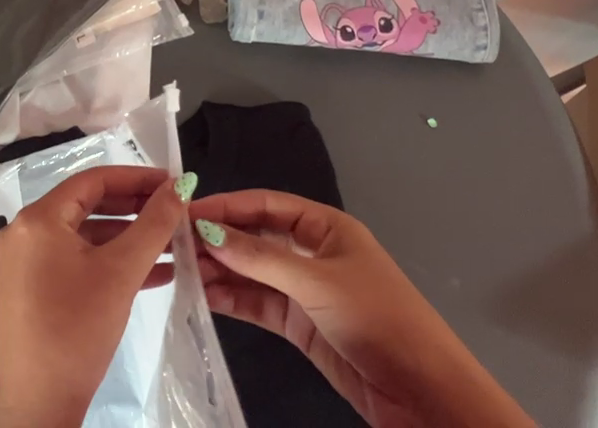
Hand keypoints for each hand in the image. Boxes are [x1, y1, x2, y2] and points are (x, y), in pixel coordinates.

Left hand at [0, 166, 192, 427]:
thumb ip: (154, 223)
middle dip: (135, 208)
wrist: (40, 403)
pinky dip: (110, 262)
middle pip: (88, 205)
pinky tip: (153, 272)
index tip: (171, 182)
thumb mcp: (121, 271)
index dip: (136, 177)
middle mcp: (25, 232)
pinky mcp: (33, 288)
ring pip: (85, 236)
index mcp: (38, 218)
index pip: (93, 180)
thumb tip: (180, 186)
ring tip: (172, 243)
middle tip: (174, 211)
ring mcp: (26, 262)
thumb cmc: (77, 328)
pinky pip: (76, 261)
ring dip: (128, 238)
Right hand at [190, 190, 531, 427]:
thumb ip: (259, 258)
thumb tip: (207, 232)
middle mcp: (312, 252)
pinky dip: (232, 299)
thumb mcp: (316, 281)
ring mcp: (305, 289)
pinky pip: (258, 303)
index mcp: (325, 227)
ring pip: (252, 272)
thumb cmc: (376, 317)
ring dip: (220, 270)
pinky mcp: (300, 324)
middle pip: (256, 237)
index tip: (188, 212)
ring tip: (181, 271)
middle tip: (175, 244)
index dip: (228, 206)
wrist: (422, 392)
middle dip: (219, 239)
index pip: (267, 205)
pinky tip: (203, 296)